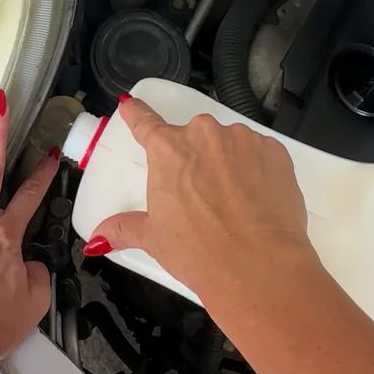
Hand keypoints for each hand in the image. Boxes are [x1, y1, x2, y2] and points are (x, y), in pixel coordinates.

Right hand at [88, 97, 319, 304]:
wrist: (260, 267)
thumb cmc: (200, 252)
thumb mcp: (155, 239)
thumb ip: (125, 228)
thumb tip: (99, 237)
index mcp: (168, 149)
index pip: (145, 122)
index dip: (136, 114)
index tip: (131, 106)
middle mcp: (204, 134)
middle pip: (193, 139)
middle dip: (195, 161)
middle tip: (200, 196)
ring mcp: (242, 139)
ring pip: (228, 145)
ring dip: (227, 164)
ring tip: (232, 203)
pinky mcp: (275, 150)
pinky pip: (259, 154)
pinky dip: (256, 171)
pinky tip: (256, 201)